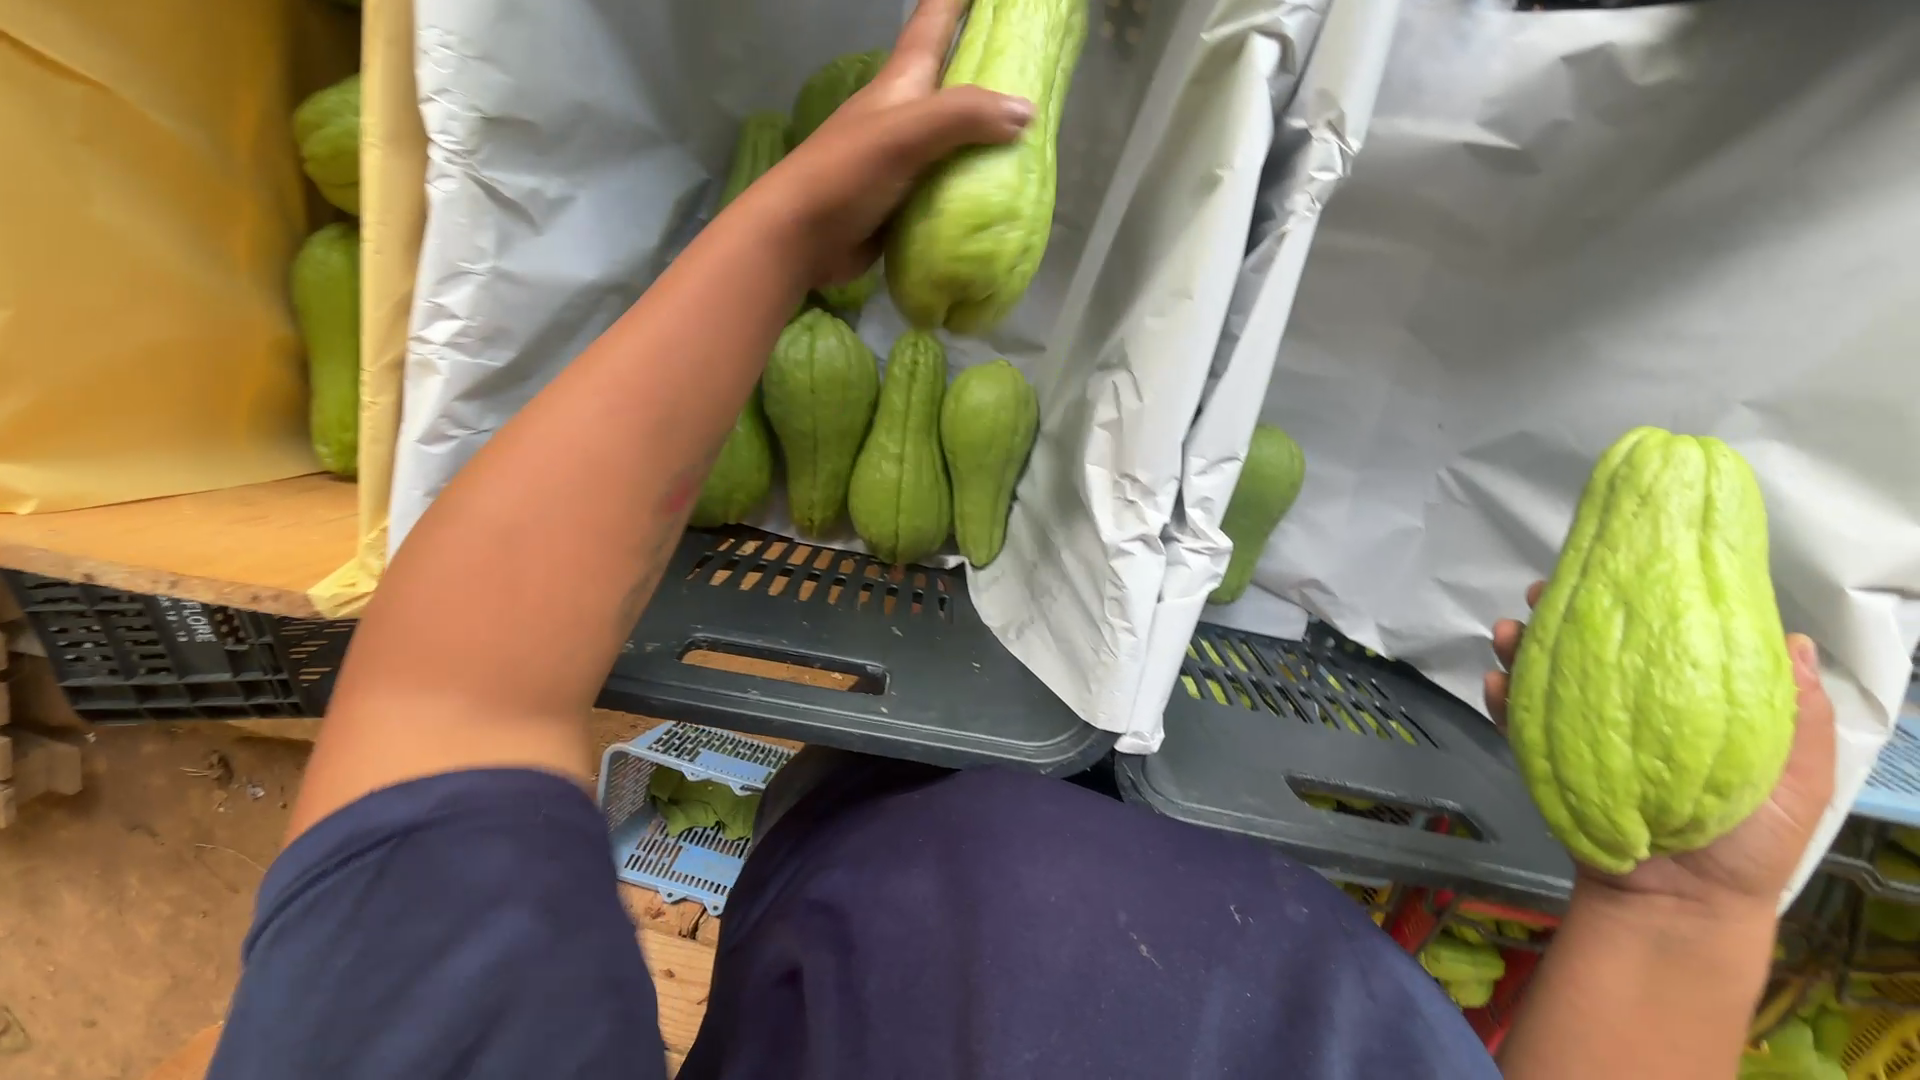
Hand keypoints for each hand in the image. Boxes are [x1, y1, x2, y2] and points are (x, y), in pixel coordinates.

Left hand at [740, 0, 1034, 287]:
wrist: (801, 239)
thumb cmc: (845, 174)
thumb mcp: (904, 133)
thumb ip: (963, 116)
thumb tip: (1026, 110)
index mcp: (902, 82)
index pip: (935, 20)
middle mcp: (906, 114)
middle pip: (953, 79)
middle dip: (987, 65)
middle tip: (1031, 65)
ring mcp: (907, 161)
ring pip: (957, 138)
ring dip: (987, 134)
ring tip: (1033, 134)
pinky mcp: (907, 202)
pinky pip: (951, 187)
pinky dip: (975, 186)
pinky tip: (1004, 195)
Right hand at [1485, 582, 1836, 911]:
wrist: (1683, 898)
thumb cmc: (1747, 840)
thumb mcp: (1793, 777)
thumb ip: (1794, 715)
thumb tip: (1792, 637)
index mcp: (1674, 699)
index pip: (1646, 638)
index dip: (1628, 601)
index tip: (1610, 570)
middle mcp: (1619, 706)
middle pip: (1579, 647)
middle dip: (1553, 614)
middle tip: (1537, 592)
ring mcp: (1577, 731)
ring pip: (1537, 676)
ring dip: (1516, 649)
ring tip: (1506, 633)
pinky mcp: (1546, 757)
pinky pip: (1513, 721)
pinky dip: (1499, 699)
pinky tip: (1492, 682)